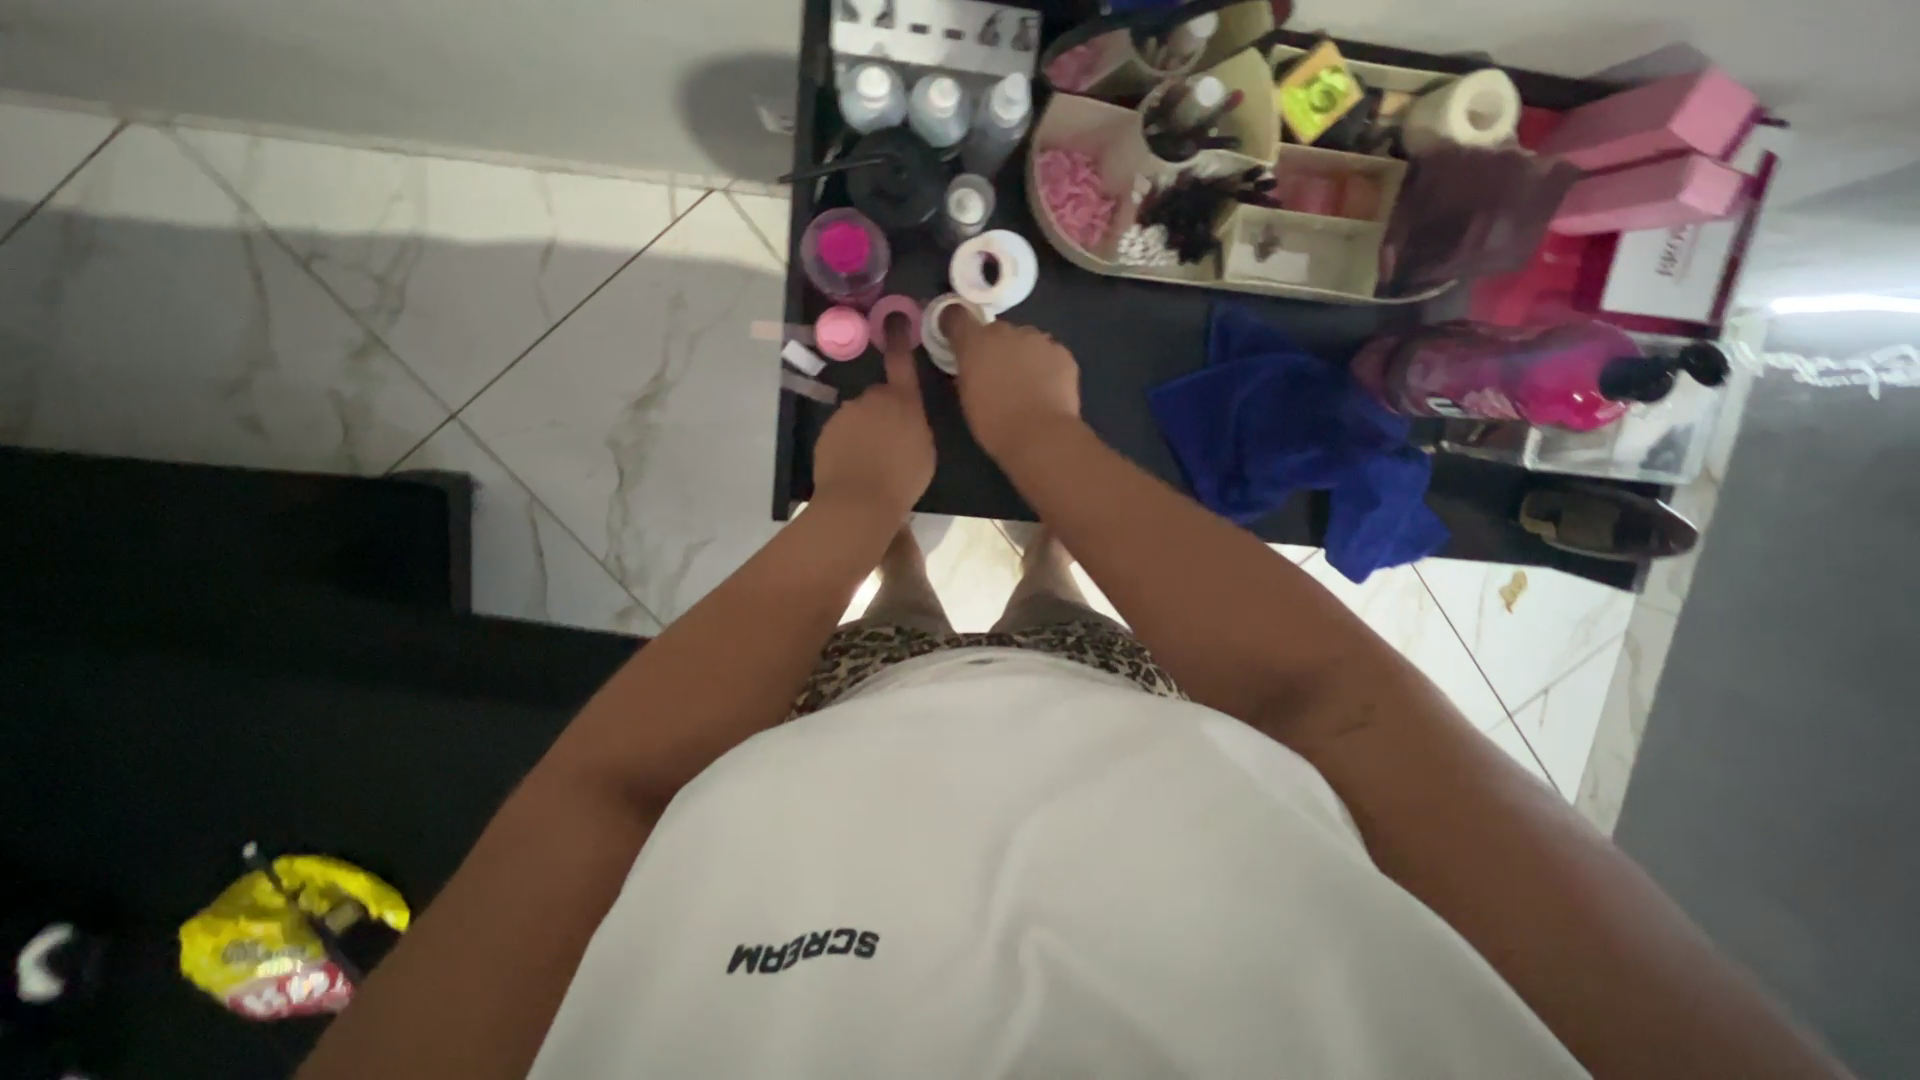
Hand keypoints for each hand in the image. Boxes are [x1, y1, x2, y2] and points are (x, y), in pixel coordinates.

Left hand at [811, 344, 934, 521]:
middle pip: (879, 397)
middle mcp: (872, 399)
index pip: (901, 363)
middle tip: (891, 444)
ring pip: (859, 416)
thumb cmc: (902, 479)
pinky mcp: (827, 432)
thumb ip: (915, 426)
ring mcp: (845, 414)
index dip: (898, 340)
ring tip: (872, 463)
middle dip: (883, 413)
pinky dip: (848, 445)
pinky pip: (842, 433)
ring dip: (865, 431)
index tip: (895, 318)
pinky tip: (854, 468)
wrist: (859, 501)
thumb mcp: (925, 450)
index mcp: (903, 401)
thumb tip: (904, 421)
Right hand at [943, 308, 1082, 461]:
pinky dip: (1046, 365)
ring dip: (1022, 354)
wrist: (1040, 436)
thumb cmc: (994, 424)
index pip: (957, 316)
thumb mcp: (968, 397)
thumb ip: (968, 371)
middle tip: (998, 374)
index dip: (955, 324)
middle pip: (996, 331)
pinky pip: (1049, 353)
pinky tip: (1047, 388)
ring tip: (1027, 383)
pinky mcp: (1062, 353)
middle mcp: (1006, 332)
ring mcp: (1038, 340)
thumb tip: (973, 364)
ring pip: (1025, 340)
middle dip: (995, 347)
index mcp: (975, 343)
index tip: (955, 337)